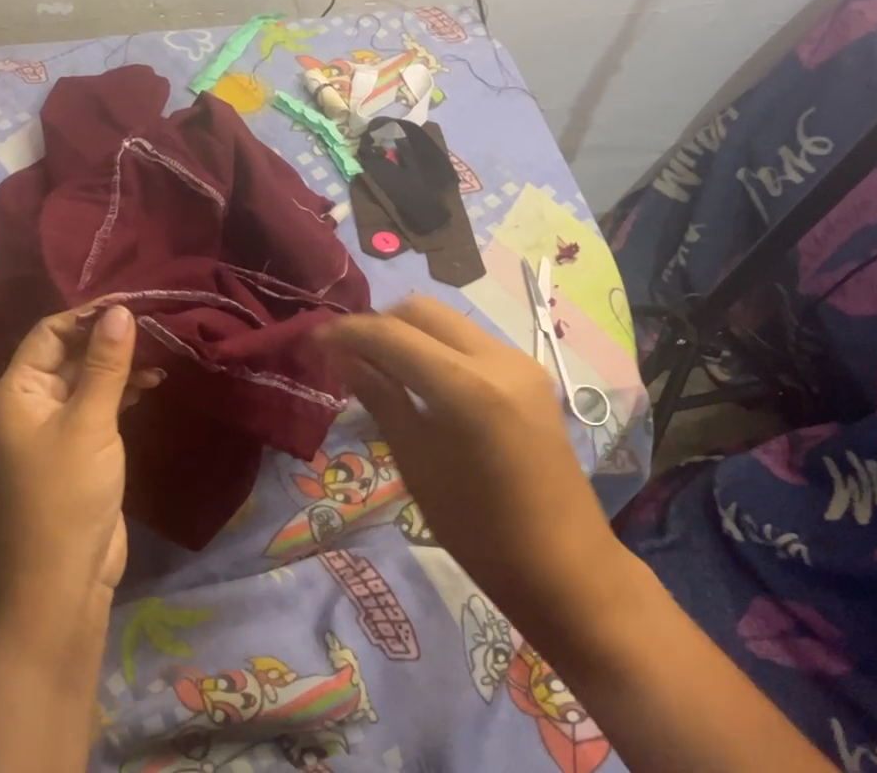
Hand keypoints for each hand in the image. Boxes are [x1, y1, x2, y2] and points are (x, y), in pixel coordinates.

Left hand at [0, 305, 159, 612]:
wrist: (61, 580)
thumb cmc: (67, 495)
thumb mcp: (90, 424)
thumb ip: (105, 366)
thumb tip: (119, 310)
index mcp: (17, 391)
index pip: (48, 333)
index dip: (87, 314)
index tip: (133, 302)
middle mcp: (29, 404)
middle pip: (67, 354)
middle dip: (107, 338)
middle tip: (156, 321)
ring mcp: (53, 429)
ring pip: (85, 381)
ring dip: (118, 365)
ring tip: (162, 350)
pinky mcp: (77, 452)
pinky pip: (96, 408)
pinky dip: (121, 393)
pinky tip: (152, 382)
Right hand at [317, 296, 620, 609]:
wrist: (564, 565)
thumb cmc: (478, 528)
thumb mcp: (416, 461)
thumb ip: (379, 397)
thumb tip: (341, 356)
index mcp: (465, 386)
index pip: (390, 334)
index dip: (346, 332)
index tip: (313, 340)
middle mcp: (497, 359)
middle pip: (421, 311)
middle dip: (376, 323)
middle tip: (344, 352)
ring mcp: (520, 363)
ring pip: (447, 321)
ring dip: (406, 332)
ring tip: (374, 364)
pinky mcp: (531, 376)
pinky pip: (469, 341)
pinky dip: (434, 346)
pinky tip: (415, 376)